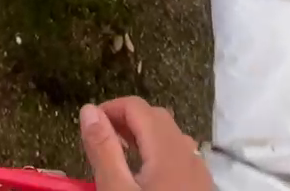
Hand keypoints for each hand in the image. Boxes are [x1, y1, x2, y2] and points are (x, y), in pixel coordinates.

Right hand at [79, 98, 212, 190]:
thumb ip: (103, 149)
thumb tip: (89, 109)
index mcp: (167, 151)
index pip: (136, 107)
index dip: (109, 108)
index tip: (88, 128)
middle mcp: (189, 157)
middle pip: (157, 118)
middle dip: (126, 120)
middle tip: (102, 140)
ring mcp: (201, 178)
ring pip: (172, 139)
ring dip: (144, 137)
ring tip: (121, 158)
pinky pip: (182, 160)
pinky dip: (160, 156)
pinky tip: (148, 182)